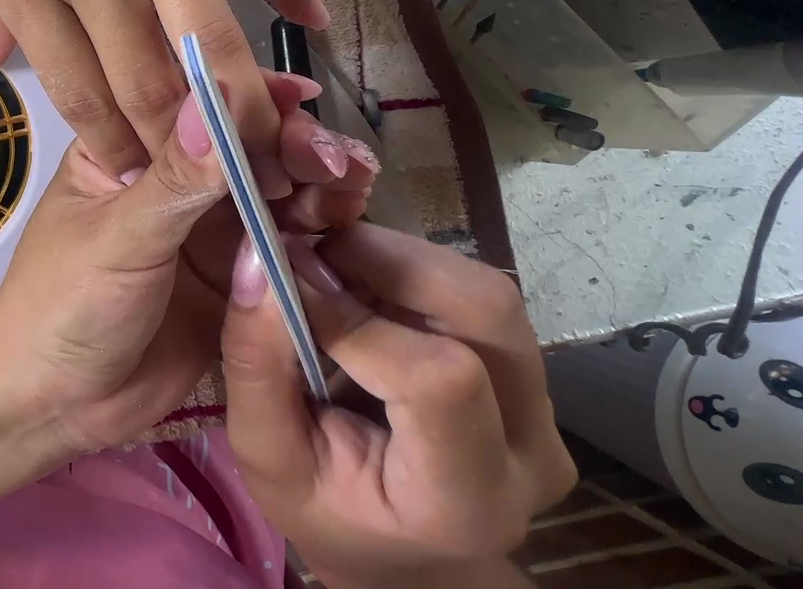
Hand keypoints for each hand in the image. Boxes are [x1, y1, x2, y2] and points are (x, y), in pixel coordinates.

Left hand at [0, 71, 375, 457]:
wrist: (58, 403)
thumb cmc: (63, 305)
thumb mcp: (116, 239)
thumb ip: (174, 179)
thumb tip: (217, 91)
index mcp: (119, 152)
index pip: (184, 104)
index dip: (241, 93)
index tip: (297, 95)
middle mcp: (167, 182)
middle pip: (238, 145)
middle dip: (287, 140)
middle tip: (329, 158)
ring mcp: (203, 230)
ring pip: (269, 190)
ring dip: (314, 181)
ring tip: (352, 181)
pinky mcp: (233, 278)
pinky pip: (283, 245)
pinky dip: (318, 231)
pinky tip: (352, 218)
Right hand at [221, 221, 576, 588]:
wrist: (393, 545)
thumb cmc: (320, 509)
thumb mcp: (261, 450)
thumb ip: (256, 360)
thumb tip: (258, 257)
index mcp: (464, 497)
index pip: (436, 378)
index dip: (350, 318)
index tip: (280, 284)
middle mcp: (532, 450)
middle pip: (484, 310)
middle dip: (382, 258)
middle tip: (306, 256)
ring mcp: (546, 412)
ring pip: (484, 289)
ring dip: (392, 256)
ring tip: (327, 272)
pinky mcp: (533, 377)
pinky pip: (475, 296)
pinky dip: (402, 269)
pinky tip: (355, 288)